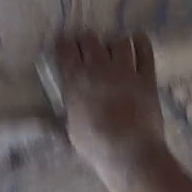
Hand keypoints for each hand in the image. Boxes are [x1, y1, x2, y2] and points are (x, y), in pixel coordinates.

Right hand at [51, 32, 167, 173]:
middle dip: (86, 40)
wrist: (130, 152)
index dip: (64, 45)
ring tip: (113, 50)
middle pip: (90, 39)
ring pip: (118, 42)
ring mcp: (125, 71)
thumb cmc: (95, 144)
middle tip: (87, 48)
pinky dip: (141, 43)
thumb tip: (44, 117)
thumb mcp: (70, 129)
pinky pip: (145, 53)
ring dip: (113, 44)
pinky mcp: (146, 78)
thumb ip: (63, 113)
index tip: (65, 48)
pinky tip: (138, 40)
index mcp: (75, 79)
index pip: (65, 48)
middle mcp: (98, 68)